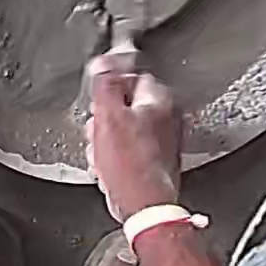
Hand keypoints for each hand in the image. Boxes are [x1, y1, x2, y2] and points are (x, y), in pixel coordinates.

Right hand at [84, 49, 183, 220]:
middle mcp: (167, 117)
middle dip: (105, 117)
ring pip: (123, 127)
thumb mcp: (108, 116)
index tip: (97, 98)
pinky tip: (109, 164)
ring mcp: (164, 139)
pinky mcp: (155, 159)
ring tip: (103, 152)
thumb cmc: (129, 165)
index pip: (130, 76)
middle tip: (98, 130)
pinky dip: (114, 154)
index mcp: (159, 100)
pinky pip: (127, 147)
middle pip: (124, 104)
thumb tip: (103, 61)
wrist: (142, 204)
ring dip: (106, 138)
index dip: (108, 87)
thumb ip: (105, 85)